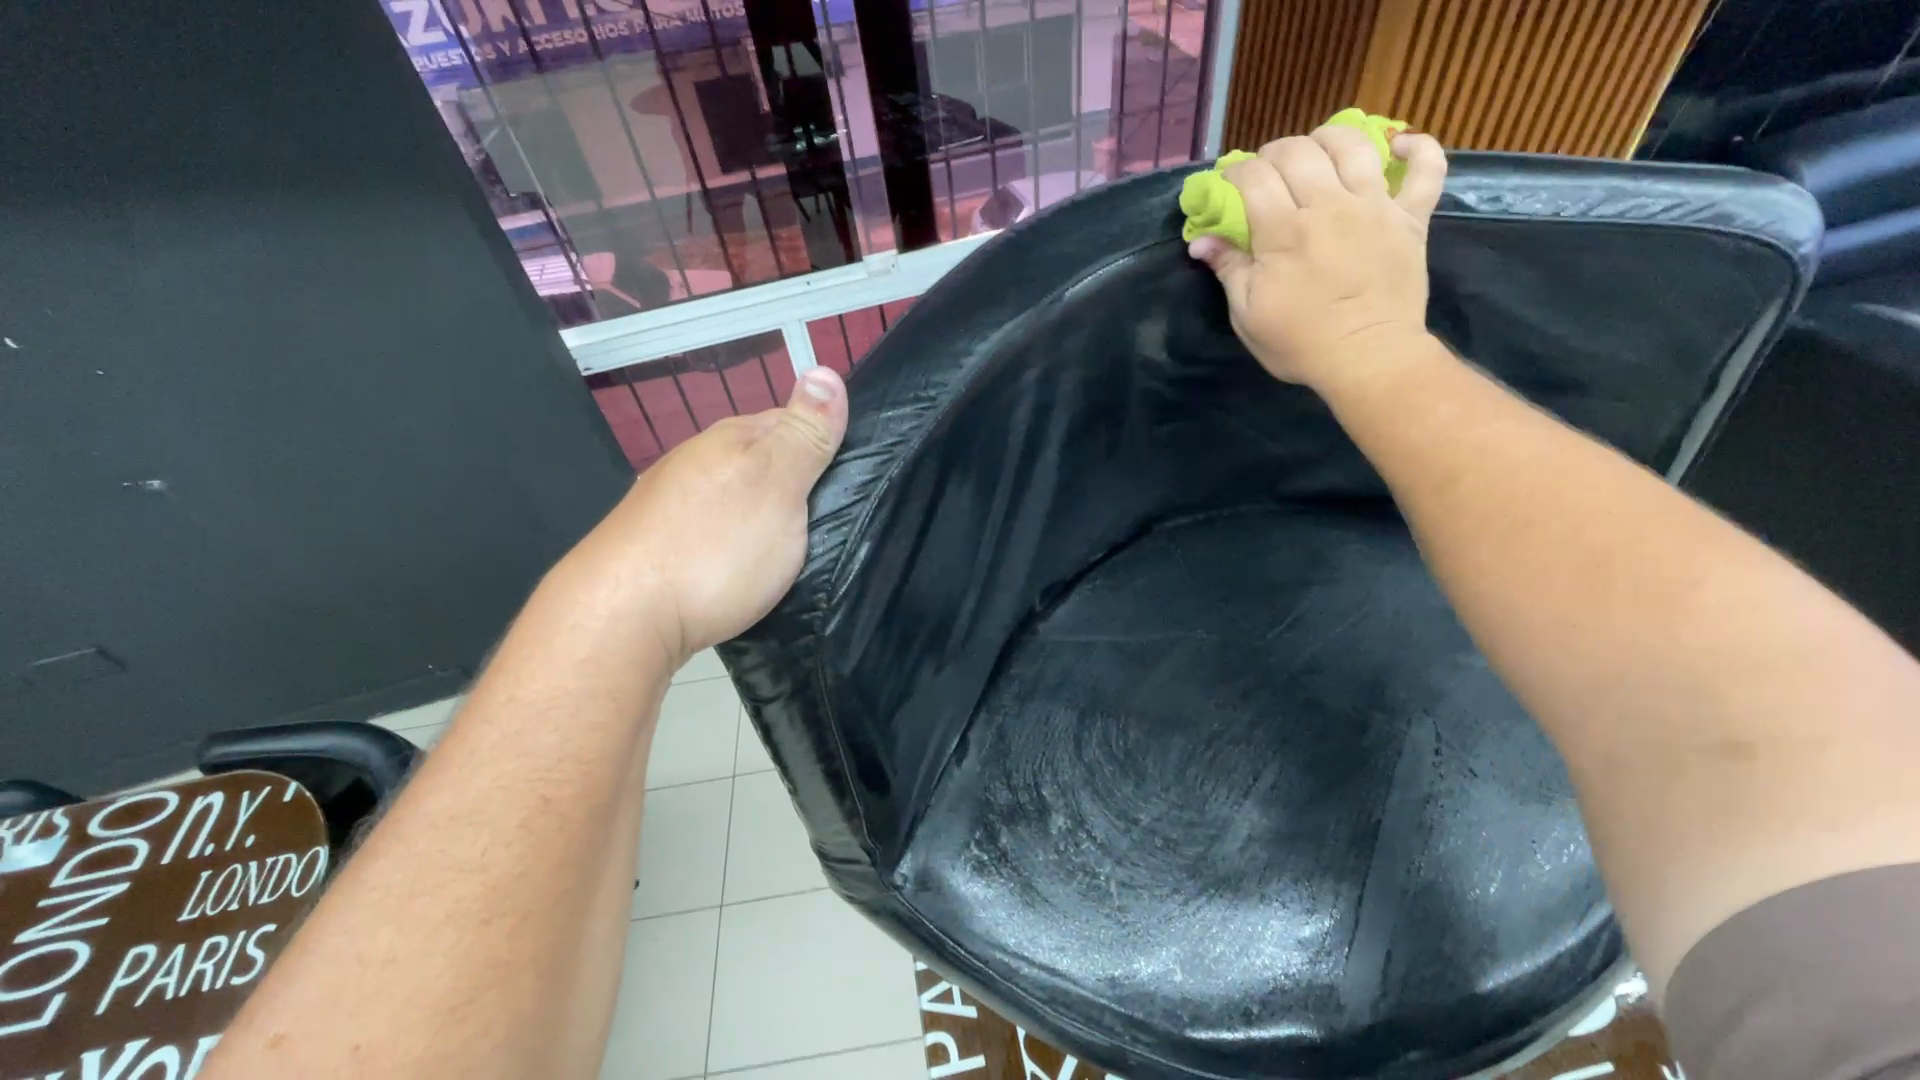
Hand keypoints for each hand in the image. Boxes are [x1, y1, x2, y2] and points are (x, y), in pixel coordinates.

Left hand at [558, 367, 848, 669]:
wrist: (622, 618)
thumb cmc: (715, 547)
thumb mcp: (777, 485)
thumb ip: (804, 435)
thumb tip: (824, 370)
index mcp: (730, 440)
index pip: (790, 421)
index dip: (823, 444)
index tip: (852, 479)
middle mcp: (696, 461)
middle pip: (760, 460)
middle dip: (794, 482)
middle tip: (829, 522)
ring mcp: (670, 503)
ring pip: (733, 496)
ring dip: (762, 515)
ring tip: (789, 551)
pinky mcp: (656, 546)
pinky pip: (710, 530)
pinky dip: (732, 543)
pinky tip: (739, 567)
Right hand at [1188, 125, 1446, 391]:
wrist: (1369, 359)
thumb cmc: (1300, 343)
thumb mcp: (1248, 315)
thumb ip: (1228, 270)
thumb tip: (1201, 241)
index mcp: (1283, 231)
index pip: (1253, 176)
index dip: (1234, 173)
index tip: (1227, 186)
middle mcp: (1329, 206)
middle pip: (1298, 151)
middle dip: (1274, 153)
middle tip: (1267, 172)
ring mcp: (1375, 207)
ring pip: (1354, 145)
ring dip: (1330, 137)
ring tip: (1318, 150)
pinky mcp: (1411, 218)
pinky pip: (1427, 168)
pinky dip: (1418, 148)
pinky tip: (1399, 144)